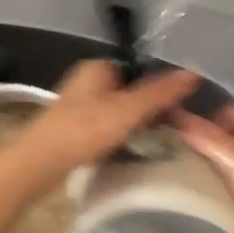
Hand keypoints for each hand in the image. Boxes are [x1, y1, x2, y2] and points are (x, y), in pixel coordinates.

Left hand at [7, 61, 199, 186]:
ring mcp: (78, 107)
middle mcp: (86, 82)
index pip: (139, 69)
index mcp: (97, 68)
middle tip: (173, 128)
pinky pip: (105, 128)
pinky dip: (119, 137)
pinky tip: (130, 151)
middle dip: (149, 108)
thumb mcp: (128, 110)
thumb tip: (194, 72)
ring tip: (157, 142)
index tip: (179, 108)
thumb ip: (159, 93)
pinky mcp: (74, 130)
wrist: (39, 163)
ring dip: (135, 125)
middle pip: (129, 91)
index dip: (160, 87)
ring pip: (118, 111)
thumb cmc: (83, 130)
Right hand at [174, 105, 233, 232]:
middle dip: (213, 145)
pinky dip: (230, 178)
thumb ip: (210, 140)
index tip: (189, 147)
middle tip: (191, 162)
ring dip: (219, 163)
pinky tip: (217, 191)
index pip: (233, 113)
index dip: (210, 125)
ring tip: (200, 177)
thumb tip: (176, 117)